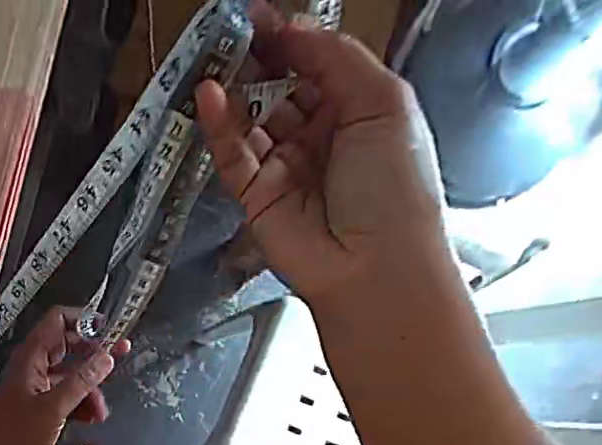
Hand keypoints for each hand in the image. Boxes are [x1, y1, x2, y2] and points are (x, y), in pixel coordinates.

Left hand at [0, 307, 124, 444]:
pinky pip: (64, 396)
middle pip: (68, 347)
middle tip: (118, 360)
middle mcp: (31, 367)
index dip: (84, 320)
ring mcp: (34, 387)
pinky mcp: (37, 407)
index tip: (110, 329)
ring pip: (69, 375)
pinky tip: (89, 418)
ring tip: (100, 411)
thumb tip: (108, 356)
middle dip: (93, 357)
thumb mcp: (54, 408)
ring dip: (88, 388)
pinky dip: (79, 404)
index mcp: (30, 358)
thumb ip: (82, 380)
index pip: (57, 320)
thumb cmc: (16, 438)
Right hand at [194, 10, 449, 305]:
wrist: (370, 263)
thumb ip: (335, 60)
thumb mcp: (382, 102)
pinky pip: (233, 156)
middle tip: (229, 32)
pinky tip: (208, 97)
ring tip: (212, 57)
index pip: (315, 66)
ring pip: (250, 121)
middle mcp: (316, 137)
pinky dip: (219, 127)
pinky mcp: (253, 198)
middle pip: (278, 90)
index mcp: (355, 111)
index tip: (260, 14)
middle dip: (256, 61)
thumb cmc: (393, 184)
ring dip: (233, 89)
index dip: (290, 39)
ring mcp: (282, 169)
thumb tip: (293, 29)